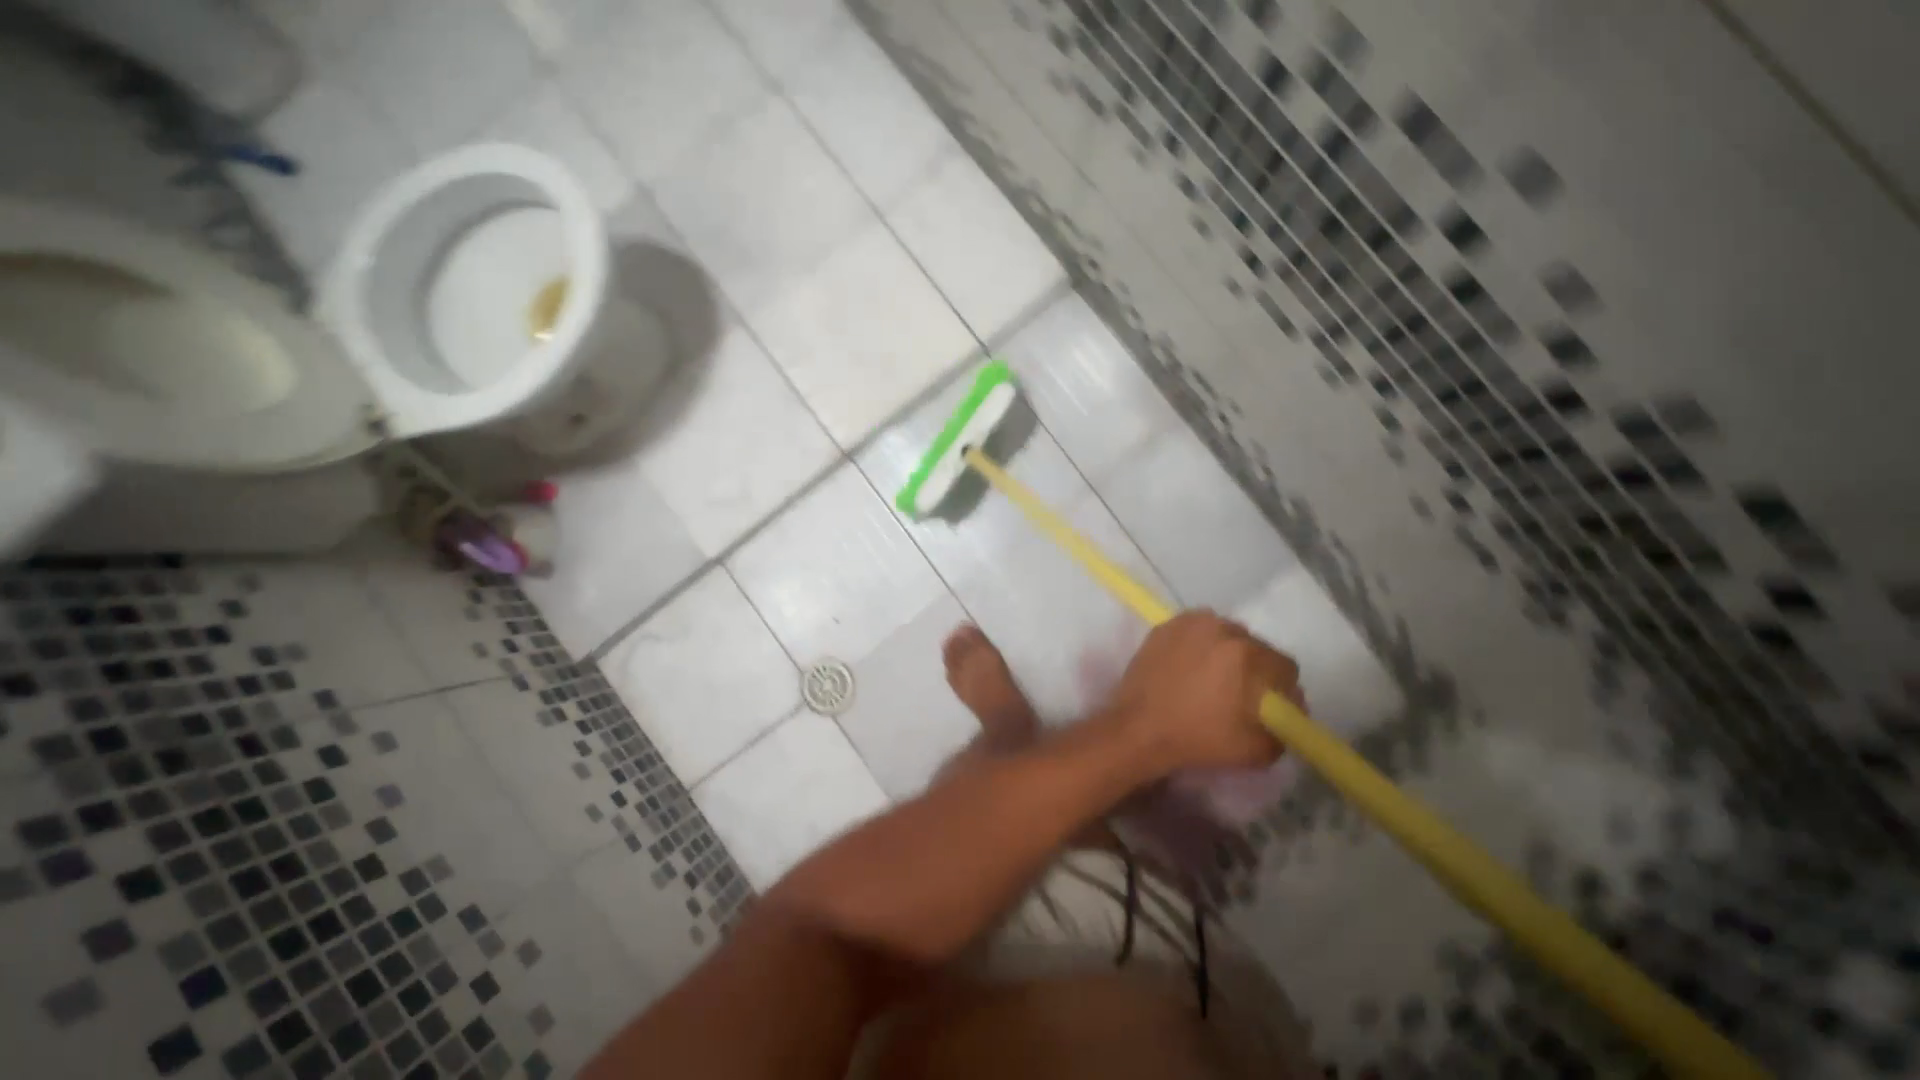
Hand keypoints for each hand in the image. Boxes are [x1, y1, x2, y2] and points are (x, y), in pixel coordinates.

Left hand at [1102, 611, 1296, 775]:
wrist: (1138, 731)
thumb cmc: (1197, 740)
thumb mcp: (1255, 749)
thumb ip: (1285, 728)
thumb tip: (1289, 711)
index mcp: (1247, 655)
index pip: (1285, 666)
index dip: (1283, 689)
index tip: (1270, 706)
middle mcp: (1222, 628)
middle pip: (1257, 648)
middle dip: (1255, 670)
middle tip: (1239, 695)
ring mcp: (1190, 623)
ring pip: (1227, 635)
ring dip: (1228, 654)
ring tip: (1212, 680)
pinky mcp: (1166, 626)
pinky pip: (1198, 631)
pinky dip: (1200, 645)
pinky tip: (1190, 668)